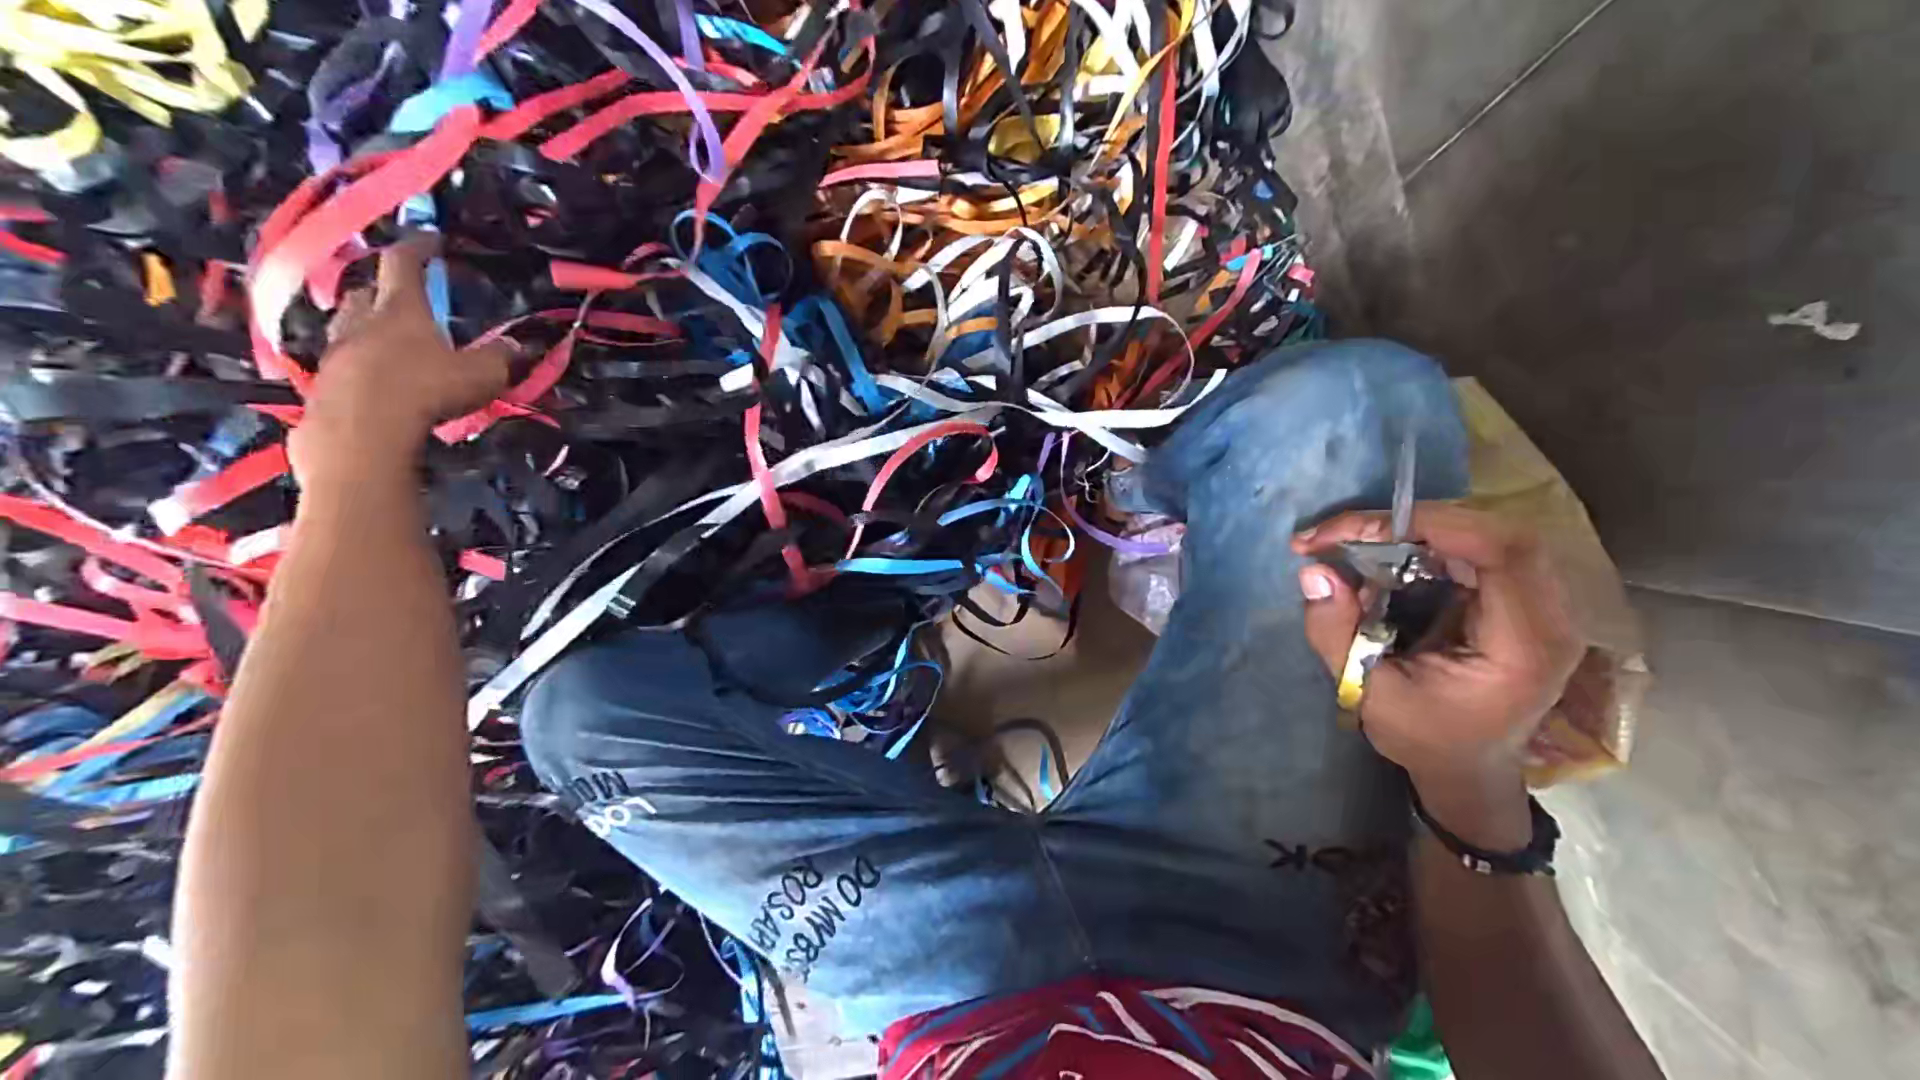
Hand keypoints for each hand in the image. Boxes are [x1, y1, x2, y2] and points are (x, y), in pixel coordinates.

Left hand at [290, 236, 512, 487]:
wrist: (363, 430)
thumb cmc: (426, 389)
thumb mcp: (480, 375)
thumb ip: (499, 358)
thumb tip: (517, 346)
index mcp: (401, 309)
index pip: (403, 264)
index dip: (417, 247)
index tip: (430, 239)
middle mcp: (362, 320)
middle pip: (365, 292)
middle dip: (383, 290)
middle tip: (401, 298)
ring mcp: (337, 351)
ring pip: (347, 325)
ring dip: (365, 326)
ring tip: (385, 338)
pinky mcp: (324, 382)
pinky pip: (342, 361)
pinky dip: (359, 362)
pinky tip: (374, 378)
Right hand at [1292, 504, 1583, 846]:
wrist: (1468, 767)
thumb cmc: (1425, 738)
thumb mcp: (1368, 694)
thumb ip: (1336, 633)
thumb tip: (1313, 572)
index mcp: (1525, 644)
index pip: (1504, 552)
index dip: (1435, 525)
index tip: (1360, 532)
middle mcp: (1548, 616)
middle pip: (1496, 532)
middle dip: (1413, 521)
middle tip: (1343, 533)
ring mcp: (1539, 604)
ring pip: (1485, 533)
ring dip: (1416, 529)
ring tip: (1354, 542)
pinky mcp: (1516, 598)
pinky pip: (1477, 548)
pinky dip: (1424, 542)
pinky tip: (1383, 555)